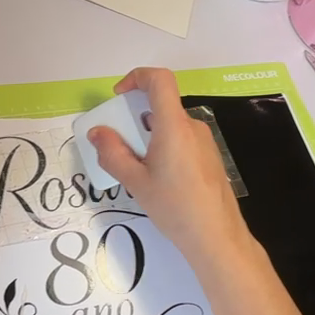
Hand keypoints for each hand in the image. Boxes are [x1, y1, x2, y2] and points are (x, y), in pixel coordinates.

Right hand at [87, 67, 249, 262]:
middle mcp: (192, 127)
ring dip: (148, 136)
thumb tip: (97, 133)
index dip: (137, 77)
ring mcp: (204, 142)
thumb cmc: (175, 208)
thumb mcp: (136, 182)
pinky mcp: (209, 157)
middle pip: (161, 107)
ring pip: (169, 126)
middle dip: (134, 119)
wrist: (216, 237)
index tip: (119, 96)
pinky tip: (158, 179)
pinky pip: (181, 140)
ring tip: (137, 169)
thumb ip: (113, 154)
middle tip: (119, 146)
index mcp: (174, 126)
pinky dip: (163, 147)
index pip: (159, 80)